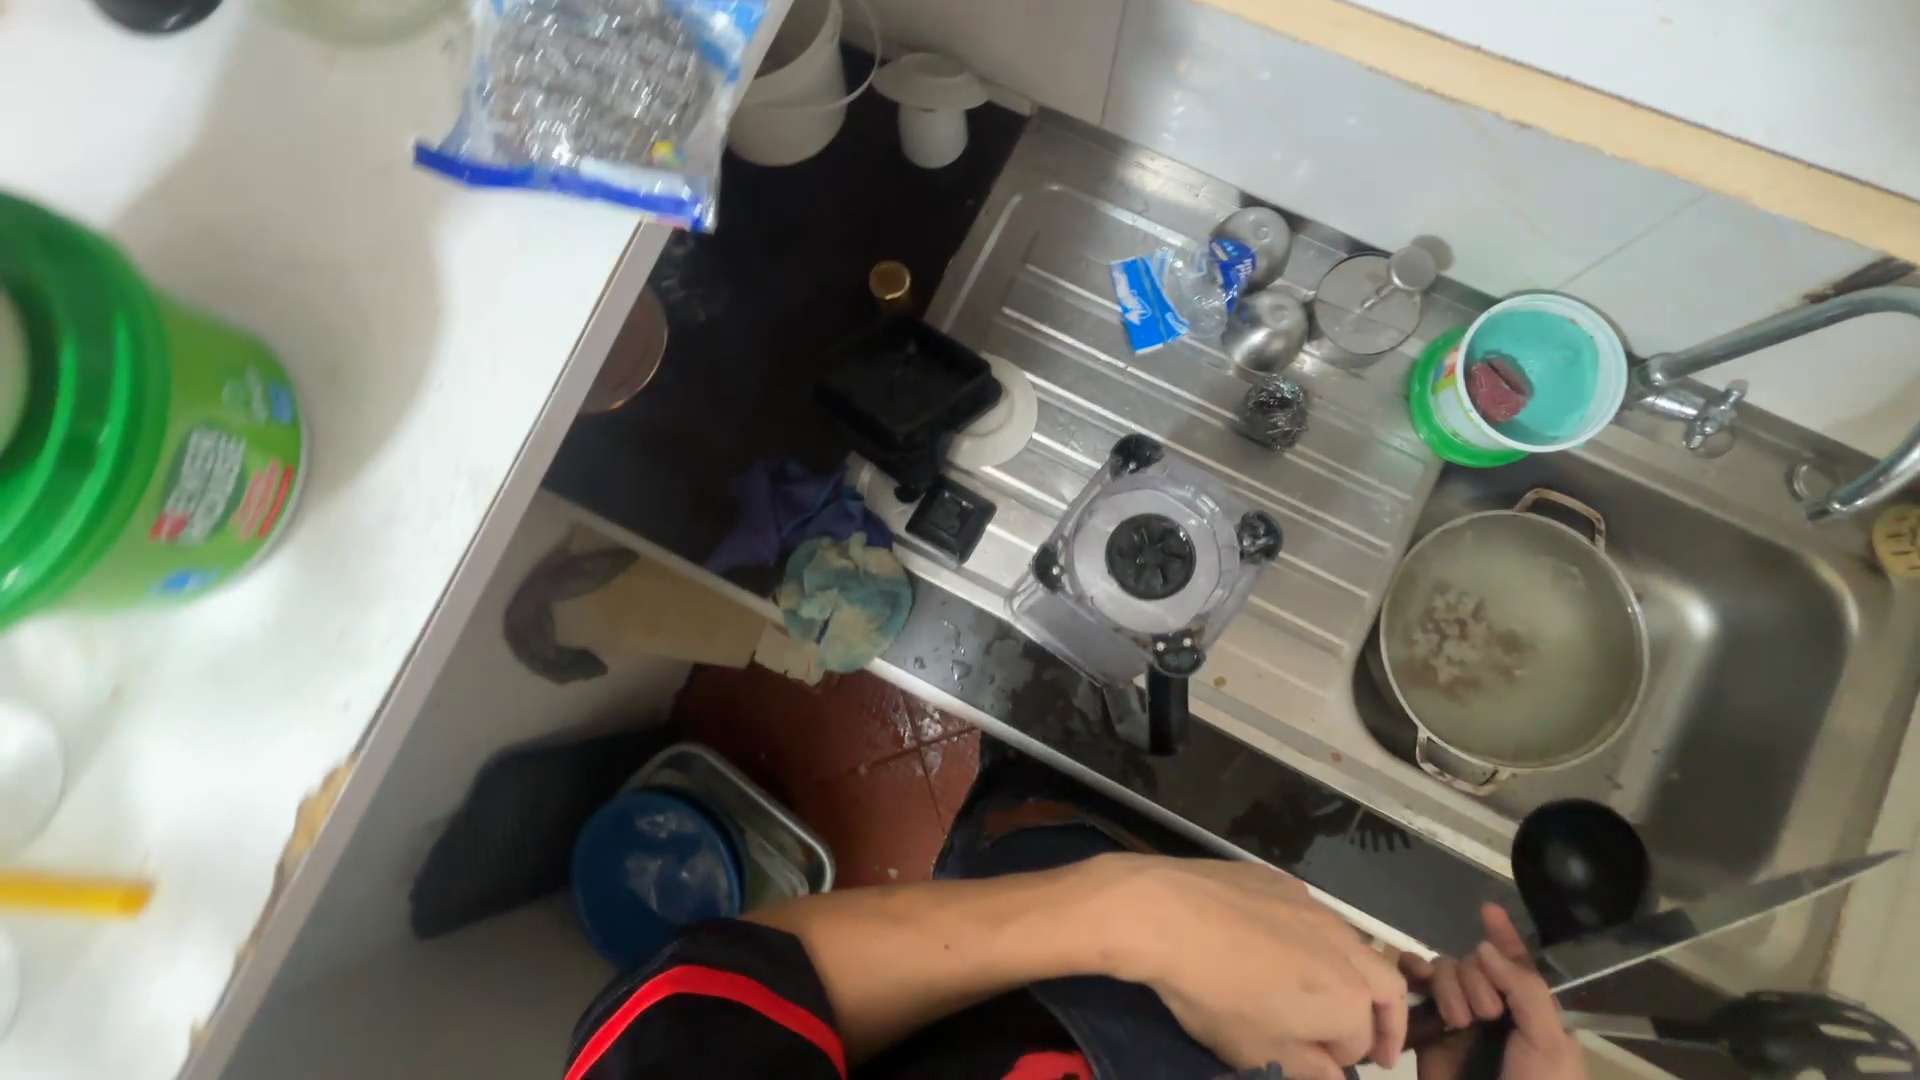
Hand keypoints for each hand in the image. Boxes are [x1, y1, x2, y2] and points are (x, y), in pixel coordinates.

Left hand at [1087, 855, 1407, 1079]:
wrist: (1164, 913)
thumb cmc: (1214, 994)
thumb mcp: (1259, 1052)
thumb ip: (1310, 1070)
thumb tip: (1335, 1074)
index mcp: (1348, 996)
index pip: (1360, 1041)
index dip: (1341, 1058)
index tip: (1320, 1063)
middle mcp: (1342, 943)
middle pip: (1386, 983)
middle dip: (1386, 1016)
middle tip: (1370, 1038)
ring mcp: (1308, 902)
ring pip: (1351, 940)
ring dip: (1351, 970)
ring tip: (1324, 987)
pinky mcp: (1274, 876)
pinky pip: (1307, 908)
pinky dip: (1309, 932)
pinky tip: (1276, 938)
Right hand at [1398, 904, 1584, 1079]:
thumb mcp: (1550, 1045)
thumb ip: (1524, 990)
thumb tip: (1482, 948)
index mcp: (1532, 1015)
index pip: (1518, 966)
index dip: (1506, 937)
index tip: (1487, 910)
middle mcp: (1495, 1010)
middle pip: (1474, 962)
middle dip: (1477, 980)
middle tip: (1486, 1015)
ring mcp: (1459, 1017)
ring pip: (1444, 968)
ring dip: (1450, 987)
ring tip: (1457, 1021)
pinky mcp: (1426, 1024)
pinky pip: (1413, 982)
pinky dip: (1411, 973)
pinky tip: (1413, 979)